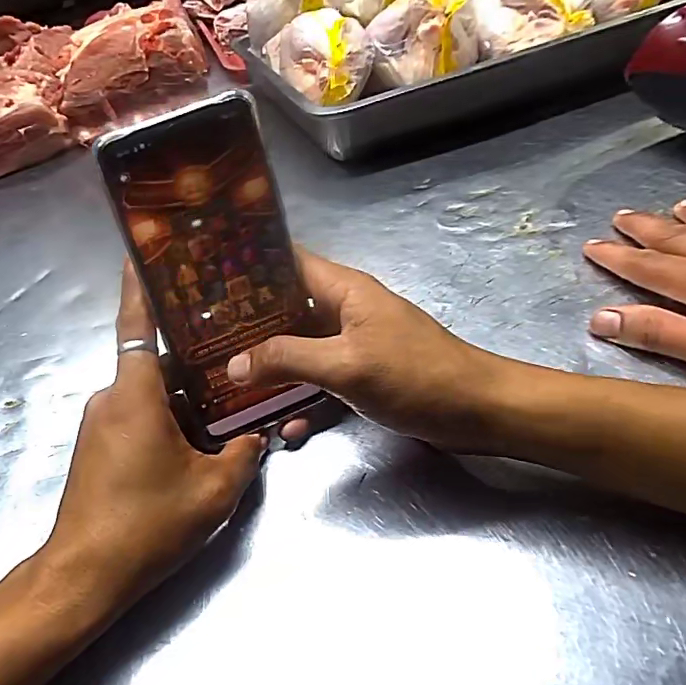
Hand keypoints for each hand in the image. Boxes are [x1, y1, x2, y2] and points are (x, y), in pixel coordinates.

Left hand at [43, 264, 265, 603]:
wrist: (86, 573)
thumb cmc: (148, 524)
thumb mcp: (213, 490)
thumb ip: (242, 454)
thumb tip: (256, 436)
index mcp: (135, 393)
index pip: (136, 324)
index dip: (141, 285)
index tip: (145, 253)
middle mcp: (112, 398)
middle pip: (155, 362)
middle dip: (192, 356)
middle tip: (233, 345)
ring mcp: (101, 422)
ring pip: (150, 393)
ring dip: (184, 396)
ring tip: (227, 398)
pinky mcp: (97, 446)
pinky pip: (138, 416)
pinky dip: (167, 418)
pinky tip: (198, 437)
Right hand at [227, 249, 518, 453]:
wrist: (480, 413)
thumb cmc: (417, 376)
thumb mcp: (346, 366)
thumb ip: (287, 360)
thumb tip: (232, 365)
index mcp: (342, 290)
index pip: (286, 261)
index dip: (248, 265)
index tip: (207, 277)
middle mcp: (343, 311)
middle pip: (285, 309)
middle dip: (247, 325)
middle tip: (205, 339)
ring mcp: (352, 344)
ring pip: (298, 349)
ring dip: (270, 368)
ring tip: (230, 383)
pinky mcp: (360, 375)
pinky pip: (319, 380)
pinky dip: (302, 398)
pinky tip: (286, 424)